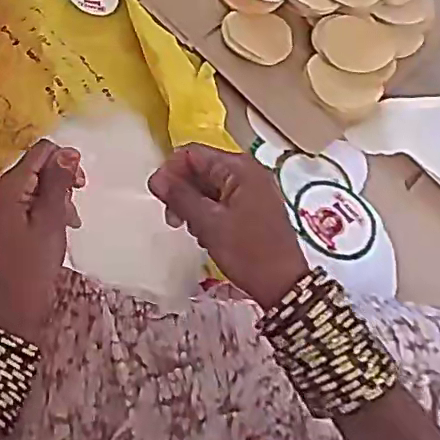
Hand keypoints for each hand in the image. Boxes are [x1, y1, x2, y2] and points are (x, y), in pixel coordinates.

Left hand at [0, 139, 82, 341]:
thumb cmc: (34, 262)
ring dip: (62, 195)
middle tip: (76, 199)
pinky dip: (56, 207)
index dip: (64, 160)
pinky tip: (66, 224)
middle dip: (64, 178)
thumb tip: (69, 152)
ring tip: (70, 219)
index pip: (42, 151)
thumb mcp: (50, 220)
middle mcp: (9, 188)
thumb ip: (59, 183)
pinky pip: (41, 199)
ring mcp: (13, 203)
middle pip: (43, 164)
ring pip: (45, 182)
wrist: (18, 303)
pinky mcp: (19, 217)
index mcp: (12, 184)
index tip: (80, 183)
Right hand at [146, 144, 307, 306]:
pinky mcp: (253, 206)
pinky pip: (221, 200)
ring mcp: (252, 189)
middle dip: (182, 191)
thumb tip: (156, 178)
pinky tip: (206, 234)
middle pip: (201, 168)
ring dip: (193, 205)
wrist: (284, 286)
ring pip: (209, 186)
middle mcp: (247, 171)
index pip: (193, 153)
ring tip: (193, 230)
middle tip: (174, 220)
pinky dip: (208, 213)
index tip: (158, 196)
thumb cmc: (247, 252)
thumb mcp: (209, 223)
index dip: (171, 170)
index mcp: (239, 167)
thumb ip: (180, 197)